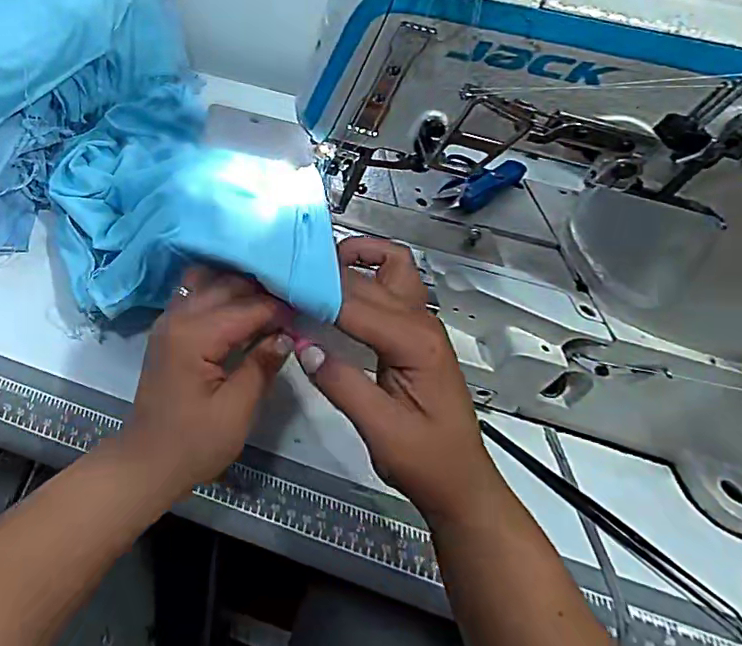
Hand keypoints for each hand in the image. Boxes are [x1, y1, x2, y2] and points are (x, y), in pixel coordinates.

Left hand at [112, 267, 292, 498]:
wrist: (148, 461)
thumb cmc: (194, 443)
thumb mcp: (236, 411)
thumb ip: (261, 366)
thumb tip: (287, 335)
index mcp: (194, 335)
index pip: (245, 307)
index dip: (278, 310)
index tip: (304, 315)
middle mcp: (178, 316)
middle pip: (226, 286)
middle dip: (261, 292)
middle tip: (292, 307)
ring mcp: (169, 319)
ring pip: (209, 283)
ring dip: (239, 287)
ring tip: (268, 304)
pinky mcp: (168, 328)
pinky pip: (195, 293)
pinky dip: (219, 292)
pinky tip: (240, 307)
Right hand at [296, 237, 503, 523]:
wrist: (461, 483)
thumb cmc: (428, 462)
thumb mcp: (381, 431)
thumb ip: (341, 385)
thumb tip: (303, 346)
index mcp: (415, 344)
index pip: (354, 305)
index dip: (314, 293)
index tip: (280, 286)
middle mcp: (421, 323)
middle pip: (366, 280)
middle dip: (326, 274)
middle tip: (286, 278)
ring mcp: (421, 323)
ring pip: (390, 265)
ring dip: (356, 257)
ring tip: (316, 268)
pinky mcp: (414, 330)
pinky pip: (391, 283)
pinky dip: (366, 271)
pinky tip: (339, 285)